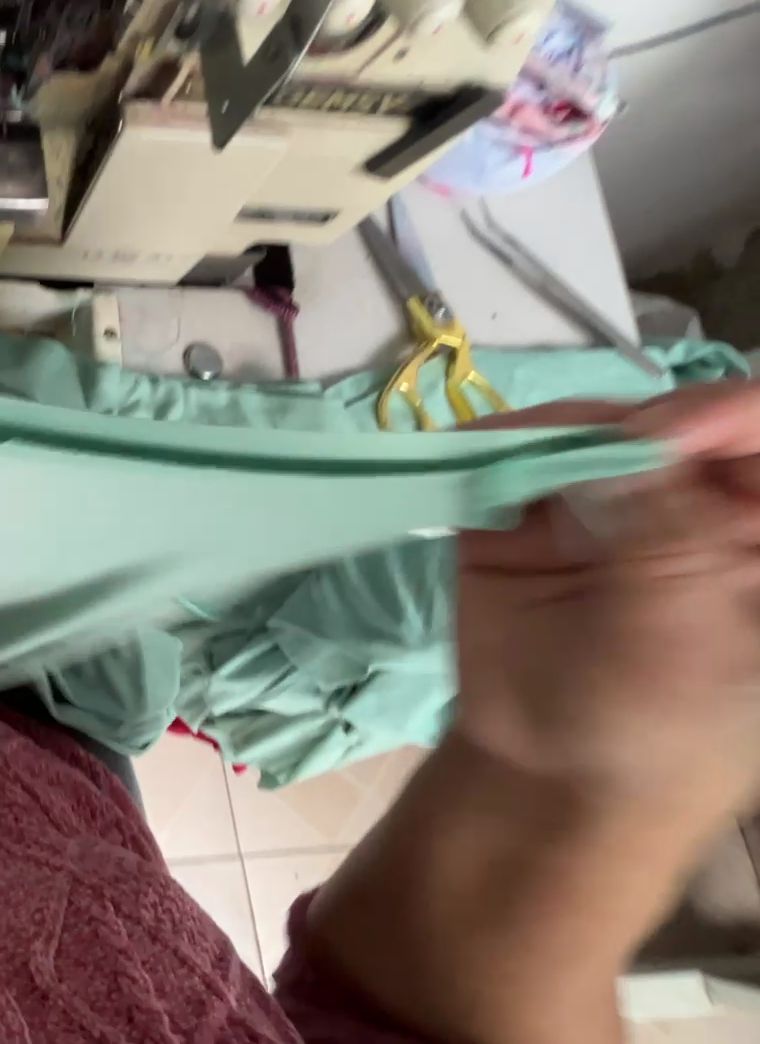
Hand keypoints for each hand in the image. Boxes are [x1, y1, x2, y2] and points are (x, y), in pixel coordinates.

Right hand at [454, 383, 759, 816]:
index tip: (662, 433)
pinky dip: (469, 459)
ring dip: (527, 436)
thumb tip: (627, 443)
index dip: (723, 417)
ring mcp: (588, 512)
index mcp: (754, 532)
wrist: (547, 765)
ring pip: (568, 439)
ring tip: (481, 450)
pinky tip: (454, 460)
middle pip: (656, 427)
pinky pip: (492, 473)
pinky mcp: (509, 524)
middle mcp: (679, 508)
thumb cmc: (654, 717)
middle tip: (551, 445)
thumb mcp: (685, 632)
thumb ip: (666, 537)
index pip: (759, 441)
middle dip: (607, 424)